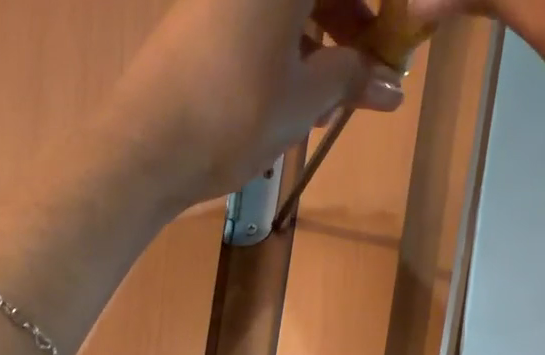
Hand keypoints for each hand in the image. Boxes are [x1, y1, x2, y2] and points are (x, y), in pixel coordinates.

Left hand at [97, 0, 408, 211]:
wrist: (141, 150)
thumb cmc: (233, 115)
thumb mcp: (304, 99)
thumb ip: (352, 78)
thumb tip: (389, 86)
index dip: (387, 10)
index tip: (403, 34)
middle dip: (354, 22)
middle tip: (373, 68)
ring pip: (287, 7)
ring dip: (321, 39)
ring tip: (334, 97)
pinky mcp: (196, 20)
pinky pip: (256, 20)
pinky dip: (284, 46)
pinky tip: (293, 96)